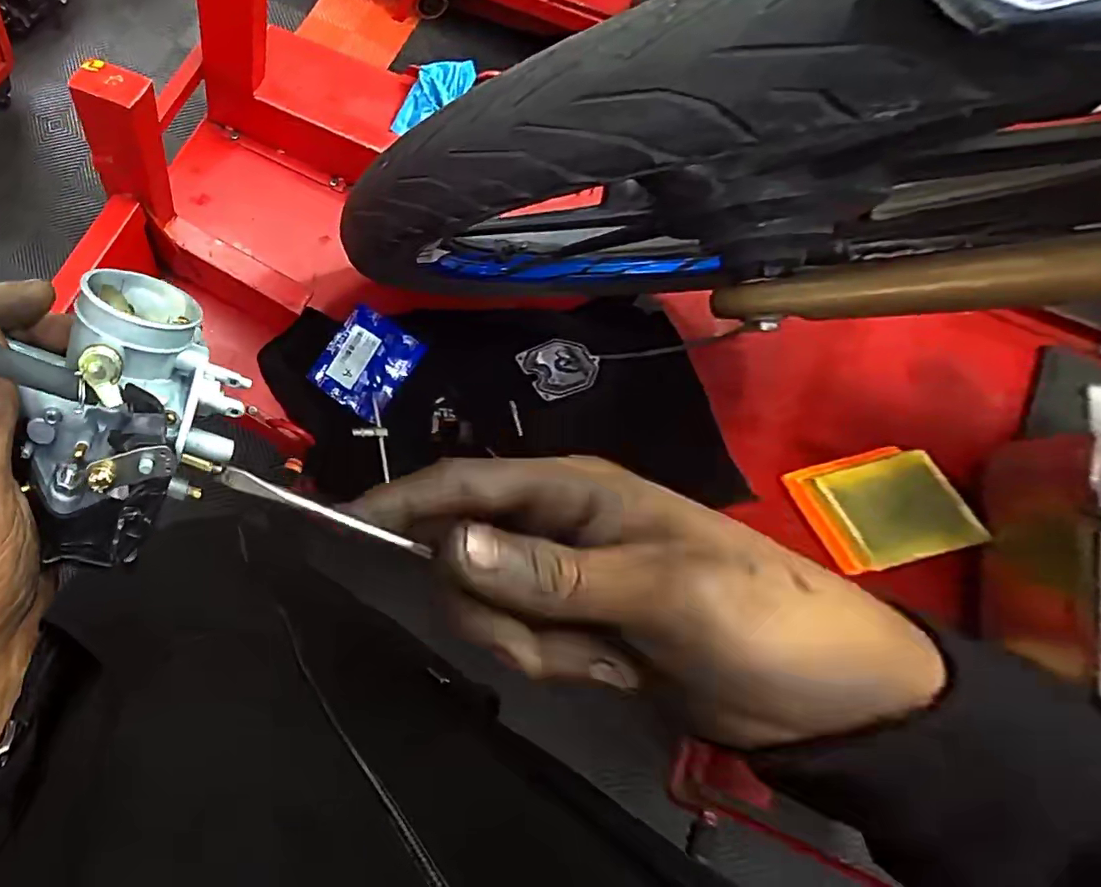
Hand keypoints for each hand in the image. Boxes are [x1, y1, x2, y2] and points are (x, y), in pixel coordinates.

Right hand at [349, 457, 946, 748]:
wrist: (839, 702)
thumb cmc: (759, 618)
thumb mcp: (660, 591)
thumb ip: (548, 571)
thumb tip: (446, 546)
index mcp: (564, 489)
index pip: (459, 483)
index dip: (400, 499)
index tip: (345, 520)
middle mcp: (544, 524)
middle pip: (458, 552)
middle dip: (491, 605)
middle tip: (545, 640)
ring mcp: (549, 574)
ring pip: (479, 602)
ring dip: (528, 642)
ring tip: (602, 660)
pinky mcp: (559, 618)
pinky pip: (512, 637)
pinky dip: (551, 662)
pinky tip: (612, 669)